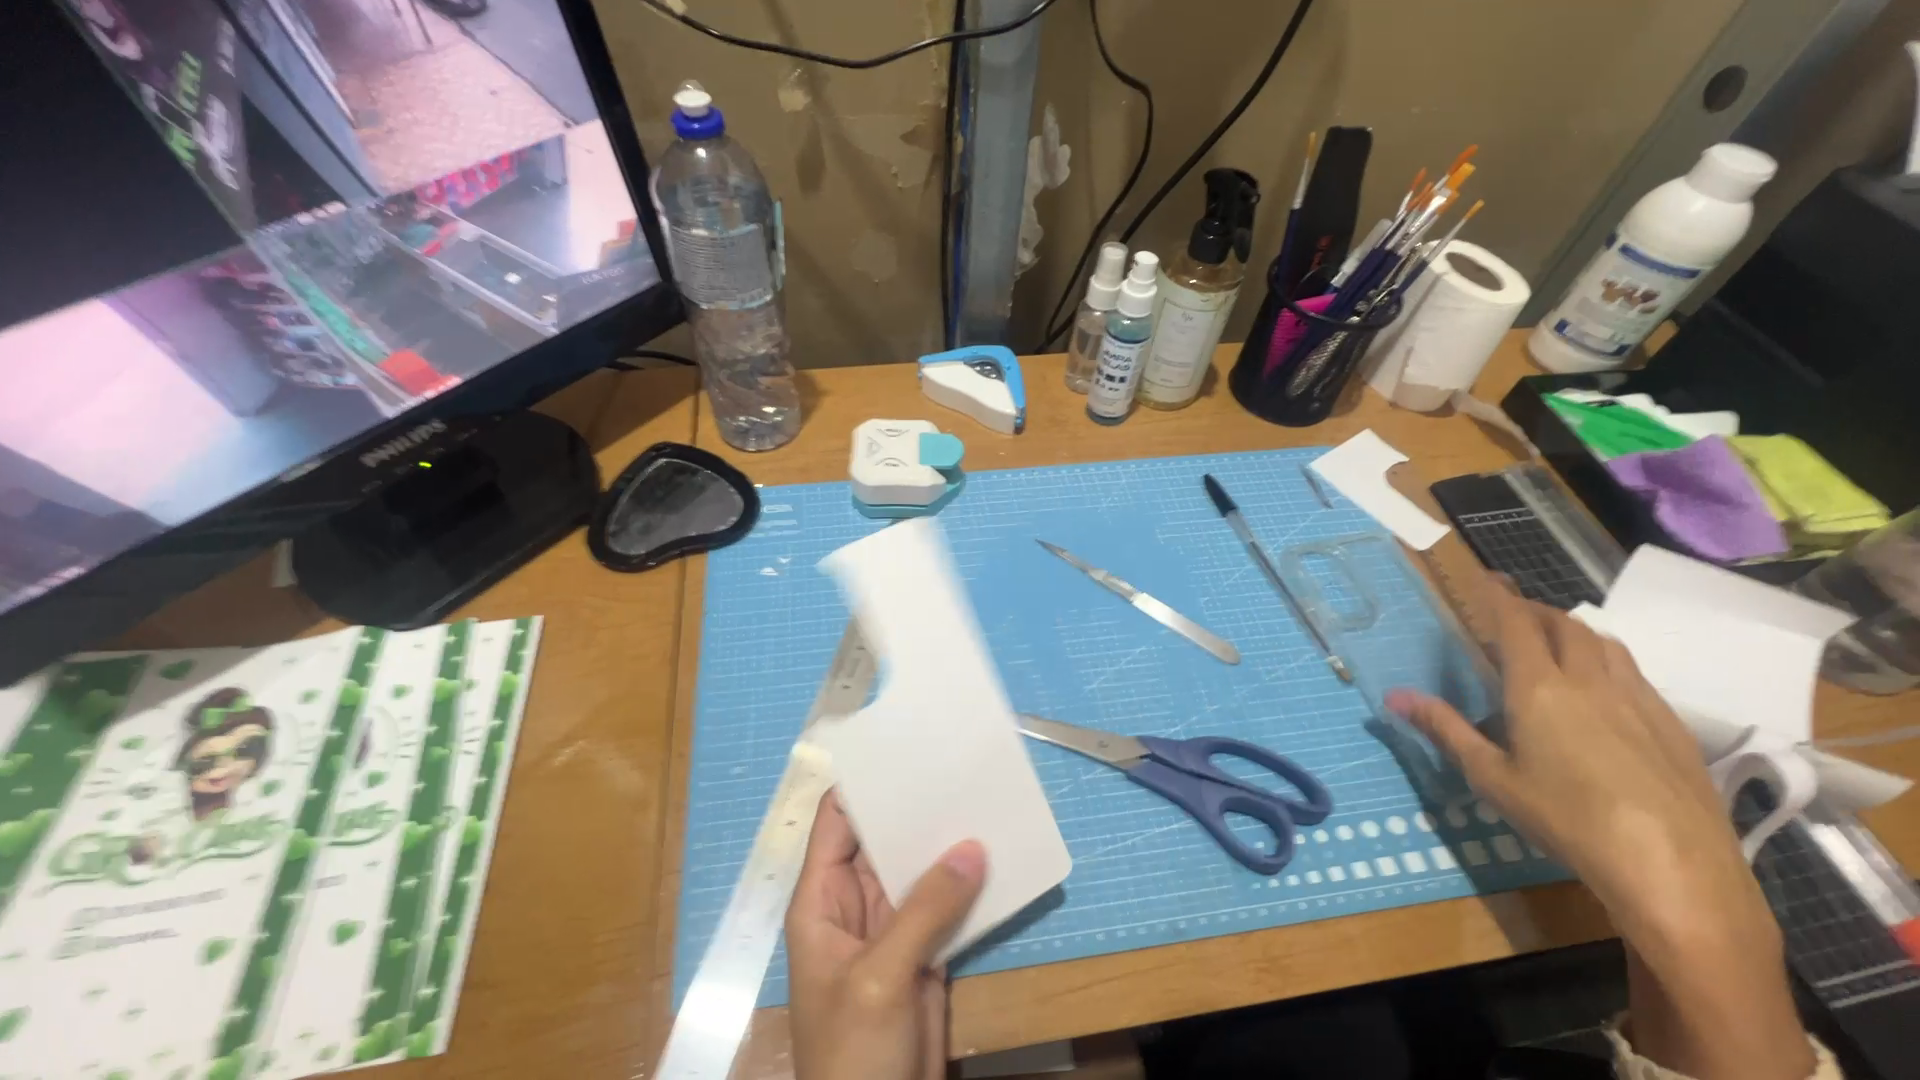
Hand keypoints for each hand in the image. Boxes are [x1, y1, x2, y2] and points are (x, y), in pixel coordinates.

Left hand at [786, 791, 986, 1079]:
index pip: (837, 824)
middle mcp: (855, 905)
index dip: (865, 786)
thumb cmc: (851, 1050)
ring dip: (948, 843)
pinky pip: (947, 907)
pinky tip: (998, 857)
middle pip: (884, 841)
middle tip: (961, 768)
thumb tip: (972, 847)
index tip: (905, 750)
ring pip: (920, 872)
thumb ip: (924, 910)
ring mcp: (893, 930)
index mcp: (822, 901)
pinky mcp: (926, 954)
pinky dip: (969, 885)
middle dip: (917, 808)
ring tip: (985, 798)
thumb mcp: (879, 977)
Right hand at [1388, 578, 1813, 1079]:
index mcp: (1538, 687)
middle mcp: (1588, 679)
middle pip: (1564, 624)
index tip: (1487, 579)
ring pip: (1604, 643)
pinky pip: (1633, 672)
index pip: (1516, 623)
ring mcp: (1637, 698)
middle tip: (1513, 617)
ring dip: (1575, 631)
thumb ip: (1446, 730)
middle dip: (1535, 611)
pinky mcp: (1670, 723)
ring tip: (1556, 643)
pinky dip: (1607, 661)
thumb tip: (1395, 696)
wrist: (1672, 864)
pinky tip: (1602, 692)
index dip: (1499, 597)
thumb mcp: (1492, 778)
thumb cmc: (1565, 819)